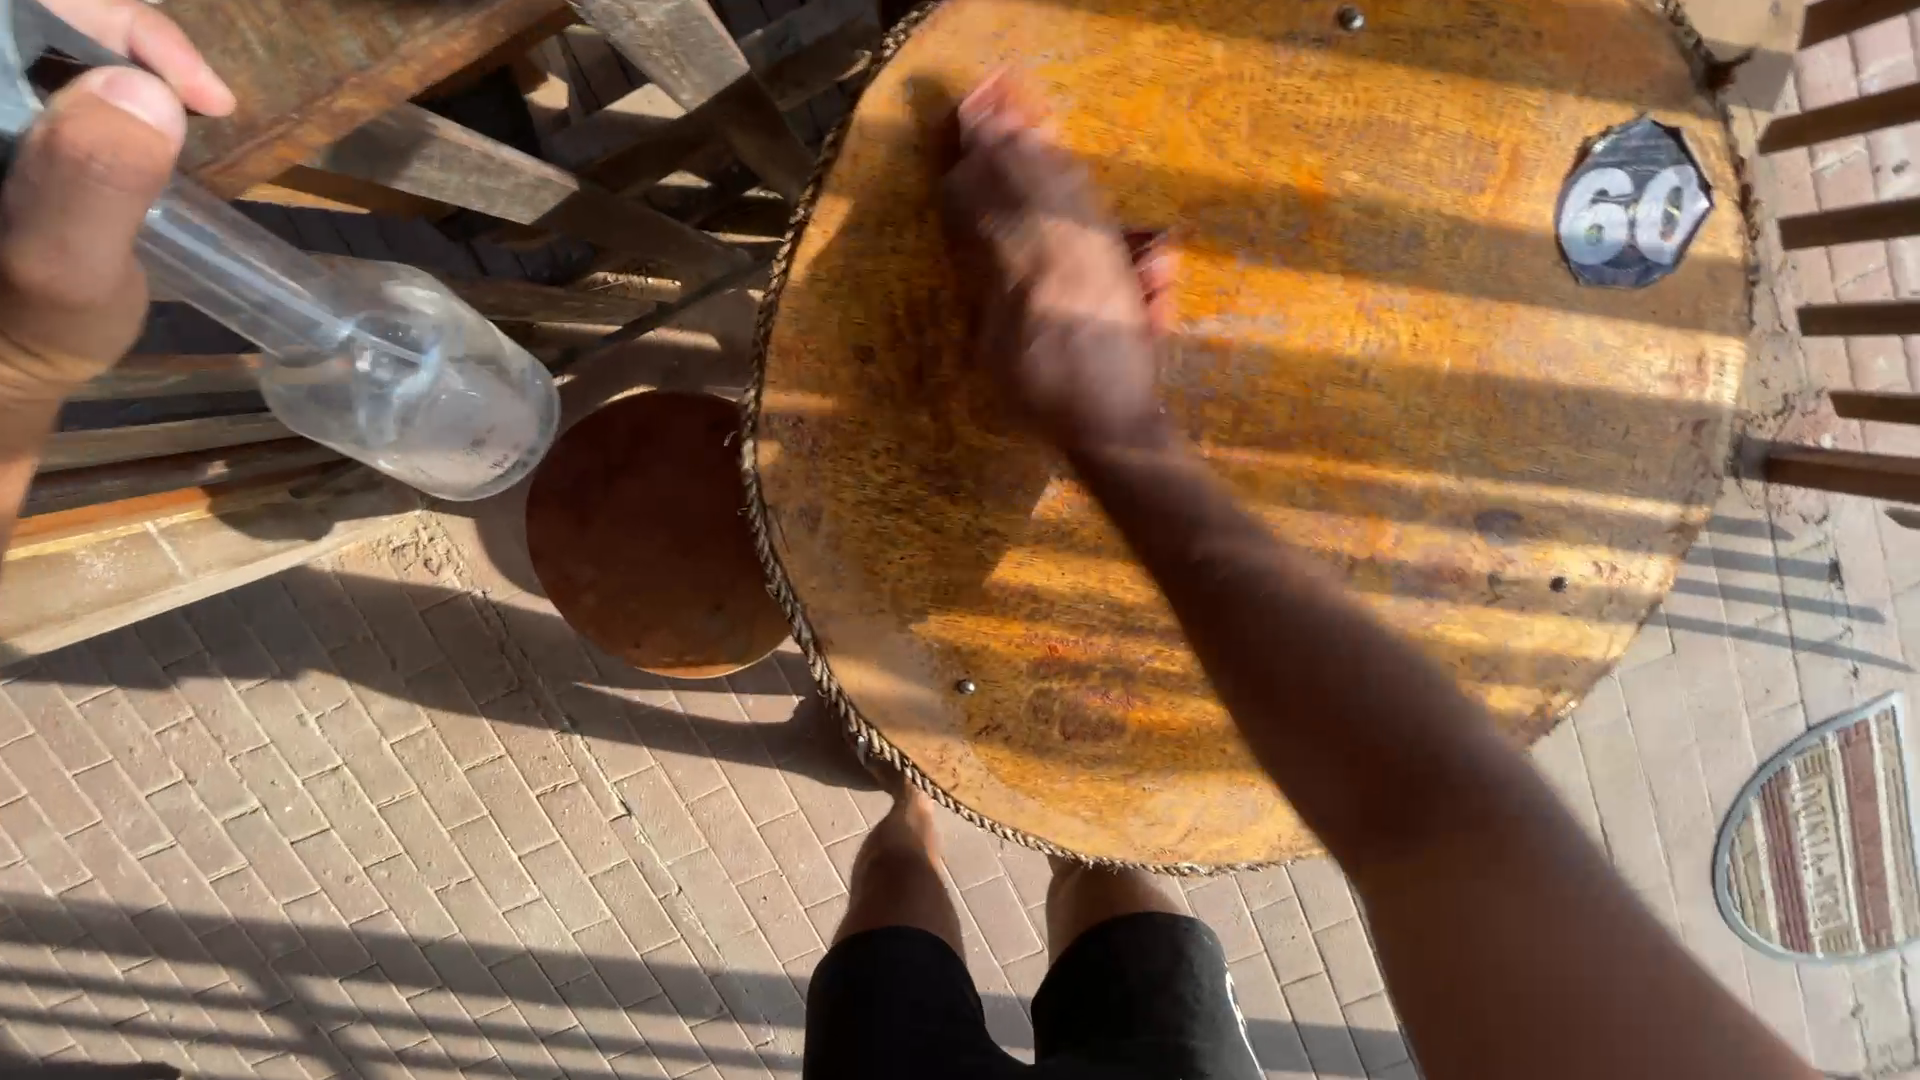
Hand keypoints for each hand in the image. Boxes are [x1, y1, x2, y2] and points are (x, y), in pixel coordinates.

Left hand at [0, 0, 233, 400]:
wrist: (4, 355)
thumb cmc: (32, 324)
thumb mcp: (65, 266)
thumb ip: (94, 182)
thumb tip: (145, 88)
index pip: (15, 5)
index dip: (112, 24)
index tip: (201, 96)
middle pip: (32, 11)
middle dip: (121, 33)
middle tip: (202, 98)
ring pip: (41, 30)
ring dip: (119, 49)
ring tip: (185, 102)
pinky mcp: (5, 118)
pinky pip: (46, 60)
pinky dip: (108, 68)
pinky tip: (147, 109)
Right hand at [943, 70, 1174, 454]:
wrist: (1113, 422)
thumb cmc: (1044, 403)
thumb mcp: (996, 356)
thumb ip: (991, 300)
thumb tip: (982, 257)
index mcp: (1025, 281)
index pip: (990, 214)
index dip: (969, 182)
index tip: (952, 156)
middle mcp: (1063, 256)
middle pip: (1026, 186)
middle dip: (998, 147)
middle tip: (976, 112)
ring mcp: (1096, 255)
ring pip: (1061, 187)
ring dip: (1034, 149)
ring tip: (1012, 118)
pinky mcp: (1118, 261)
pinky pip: (1091, 204)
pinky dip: (1070, 174)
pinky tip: (1060, 156)